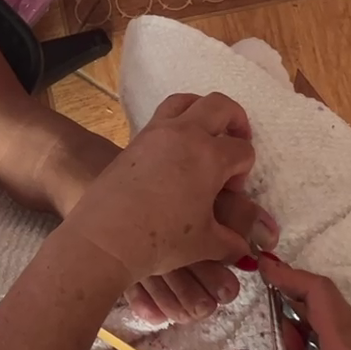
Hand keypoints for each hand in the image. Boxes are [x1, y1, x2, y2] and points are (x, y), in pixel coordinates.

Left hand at [61, 93, 266, 308]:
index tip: (231, 191)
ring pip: (185, 101)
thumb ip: (230, 242)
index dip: (243, 170)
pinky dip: (175, 122)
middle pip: (220, 106)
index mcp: (210, 156)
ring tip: (206, 130)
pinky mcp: (134, 140)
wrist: (107, 237)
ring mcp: (157, 132)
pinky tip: (175, 150)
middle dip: (236, 119)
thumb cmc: (161, 240)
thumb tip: (242, 248)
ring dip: (202, 109)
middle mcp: (185, 134)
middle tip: (237, 140)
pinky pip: (161, 117)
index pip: (242, 150)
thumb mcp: (205, 244)